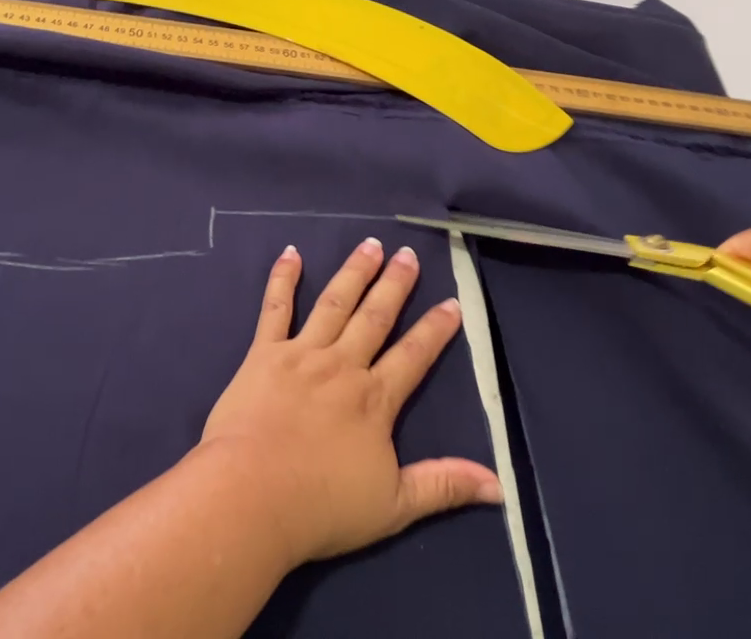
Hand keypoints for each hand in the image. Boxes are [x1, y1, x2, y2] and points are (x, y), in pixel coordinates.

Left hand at [195, 238, 502, 564]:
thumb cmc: (321, 505)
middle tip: (408, 255)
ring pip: (334, 304)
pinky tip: (291, 253)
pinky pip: (275, 308)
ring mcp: (301, 355)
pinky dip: (284, 278)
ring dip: (354, 273)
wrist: (251, 494)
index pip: (414, 356)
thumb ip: (444, 486)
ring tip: (370, 245)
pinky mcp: (263, 354)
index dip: (435, 329)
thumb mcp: (394, 505)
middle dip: (395, 285)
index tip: (452, 302)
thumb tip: (499, 486)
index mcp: (375, 400)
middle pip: (375, 318)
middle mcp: (342, 367)